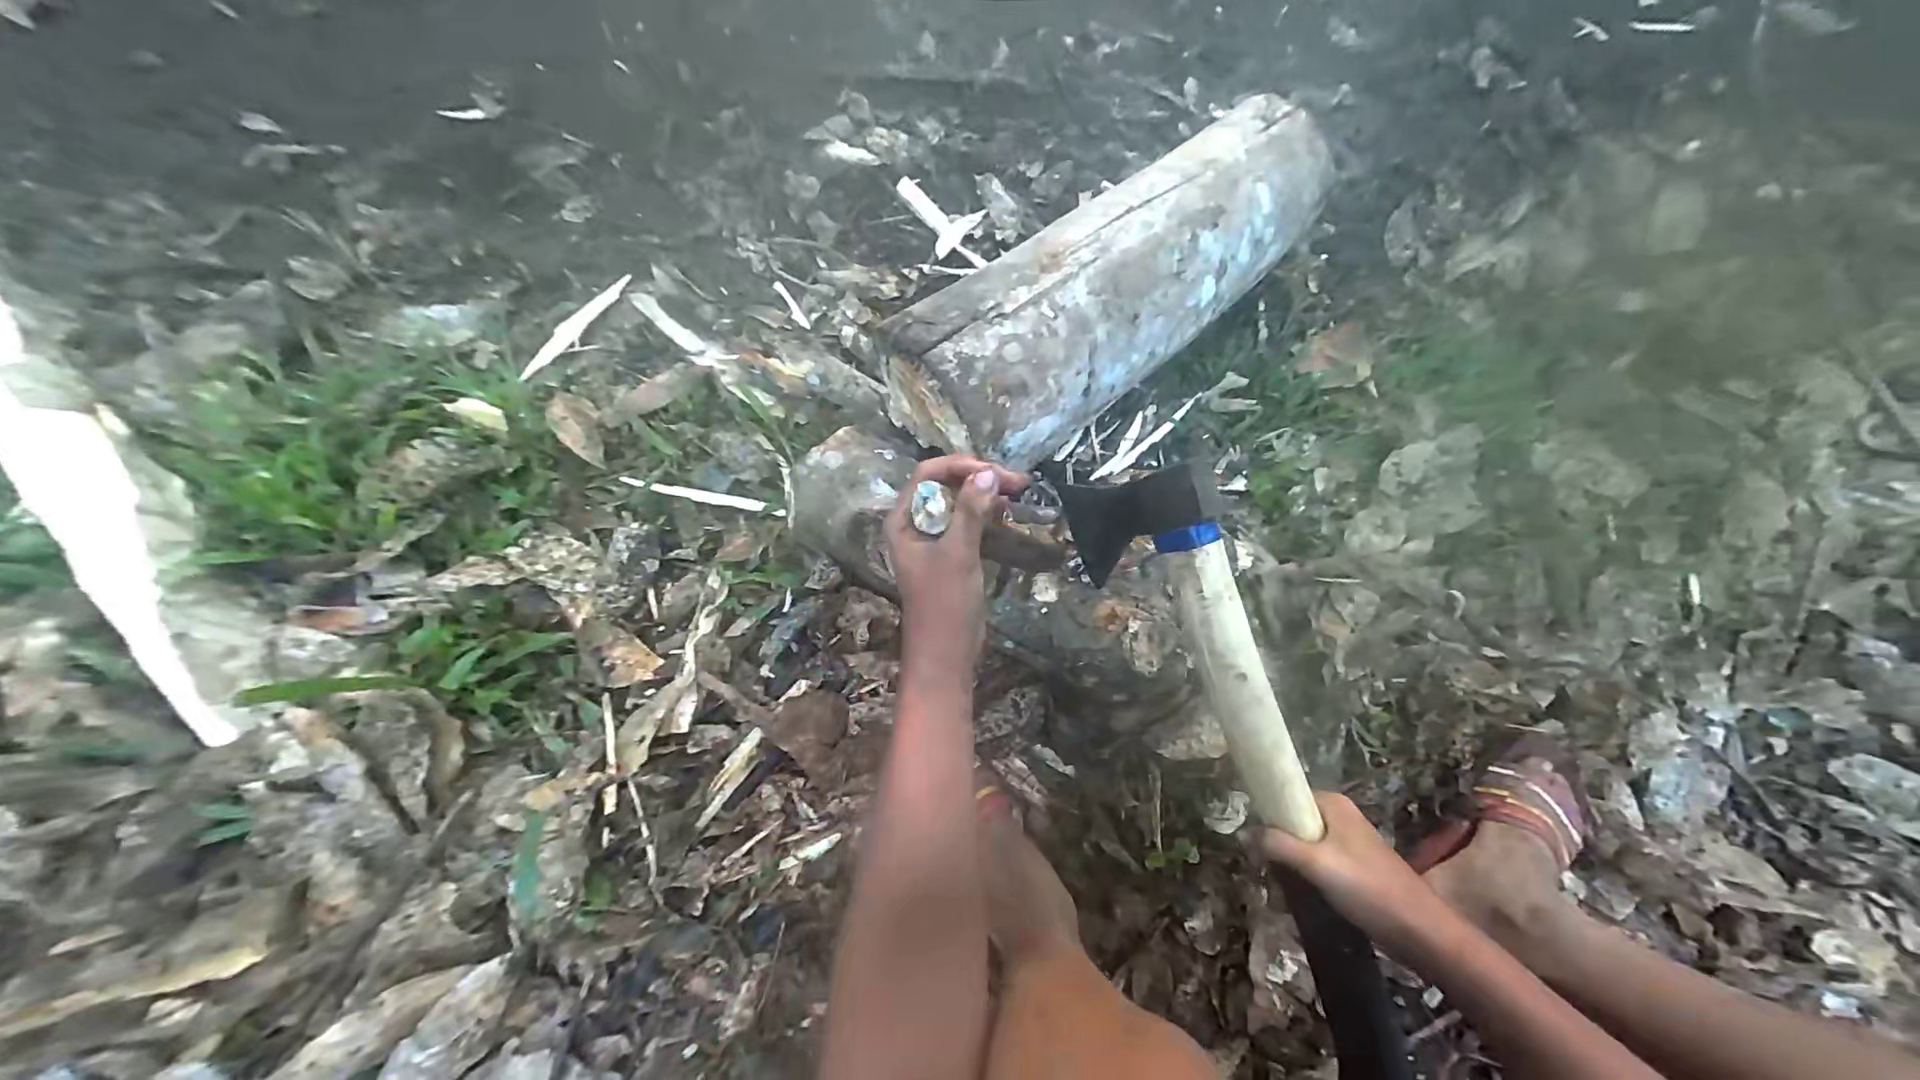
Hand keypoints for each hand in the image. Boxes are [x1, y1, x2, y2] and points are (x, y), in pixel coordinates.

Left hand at [884, 456, 1028, 658]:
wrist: (946, 653)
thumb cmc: (944, 604)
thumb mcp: (958, 554)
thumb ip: (970, 512)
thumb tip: (988, 474)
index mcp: (903, 520)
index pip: (928, 474)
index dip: (961, 466)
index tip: (995, 473)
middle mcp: (914, 524)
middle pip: (944, 484)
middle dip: (978, 477)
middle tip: (1016, 482)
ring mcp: (932, 538)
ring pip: (958, 501)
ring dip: (985, 492)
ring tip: (1017, 491)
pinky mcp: (950, 552)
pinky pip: (966, 520)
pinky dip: (985, 512)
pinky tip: (1006, 511)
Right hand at [1247, 792, 1437, 945]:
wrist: (1423, 934)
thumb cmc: (1369, 889)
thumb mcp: (1316, 864)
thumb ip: (1276, 844)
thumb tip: (1243, 833)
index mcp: (1332, 803)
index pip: (1285, 794)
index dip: (1265, 813)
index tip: (1251, 839)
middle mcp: (1339, 816)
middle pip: (1291, 821)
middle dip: (1275, 844)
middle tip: (1265, 869)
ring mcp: (1347, 841)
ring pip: (1301, 844)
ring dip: (1288, 864)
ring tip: (1280, 887)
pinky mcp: (1352, 866)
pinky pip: (1315, 862)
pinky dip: (1304, 876)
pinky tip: (1298, 897)